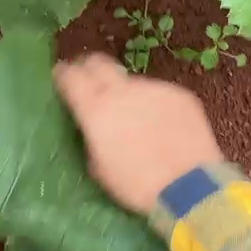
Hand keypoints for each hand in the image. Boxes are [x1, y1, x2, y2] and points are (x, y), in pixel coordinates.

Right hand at [54, 54, 223, 213]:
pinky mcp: (179, 94)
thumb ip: (91, 135)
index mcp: (96, 109)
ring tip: (135, 120)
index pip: (70, 75)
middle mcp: (123, 90)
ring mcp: (154, 89)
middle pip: (98, 63)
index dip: (63, 75)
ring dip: (126, 94)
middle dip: (90, 70)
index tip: (62, 80)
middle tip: (90, 86)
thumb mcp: (98, 166)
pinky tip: (160, 126)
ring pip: (131, 82)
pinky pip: (157, 93)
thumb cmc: (136, 185)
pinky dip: (152, 104)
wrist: (188, 187)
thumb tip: (93, 124)